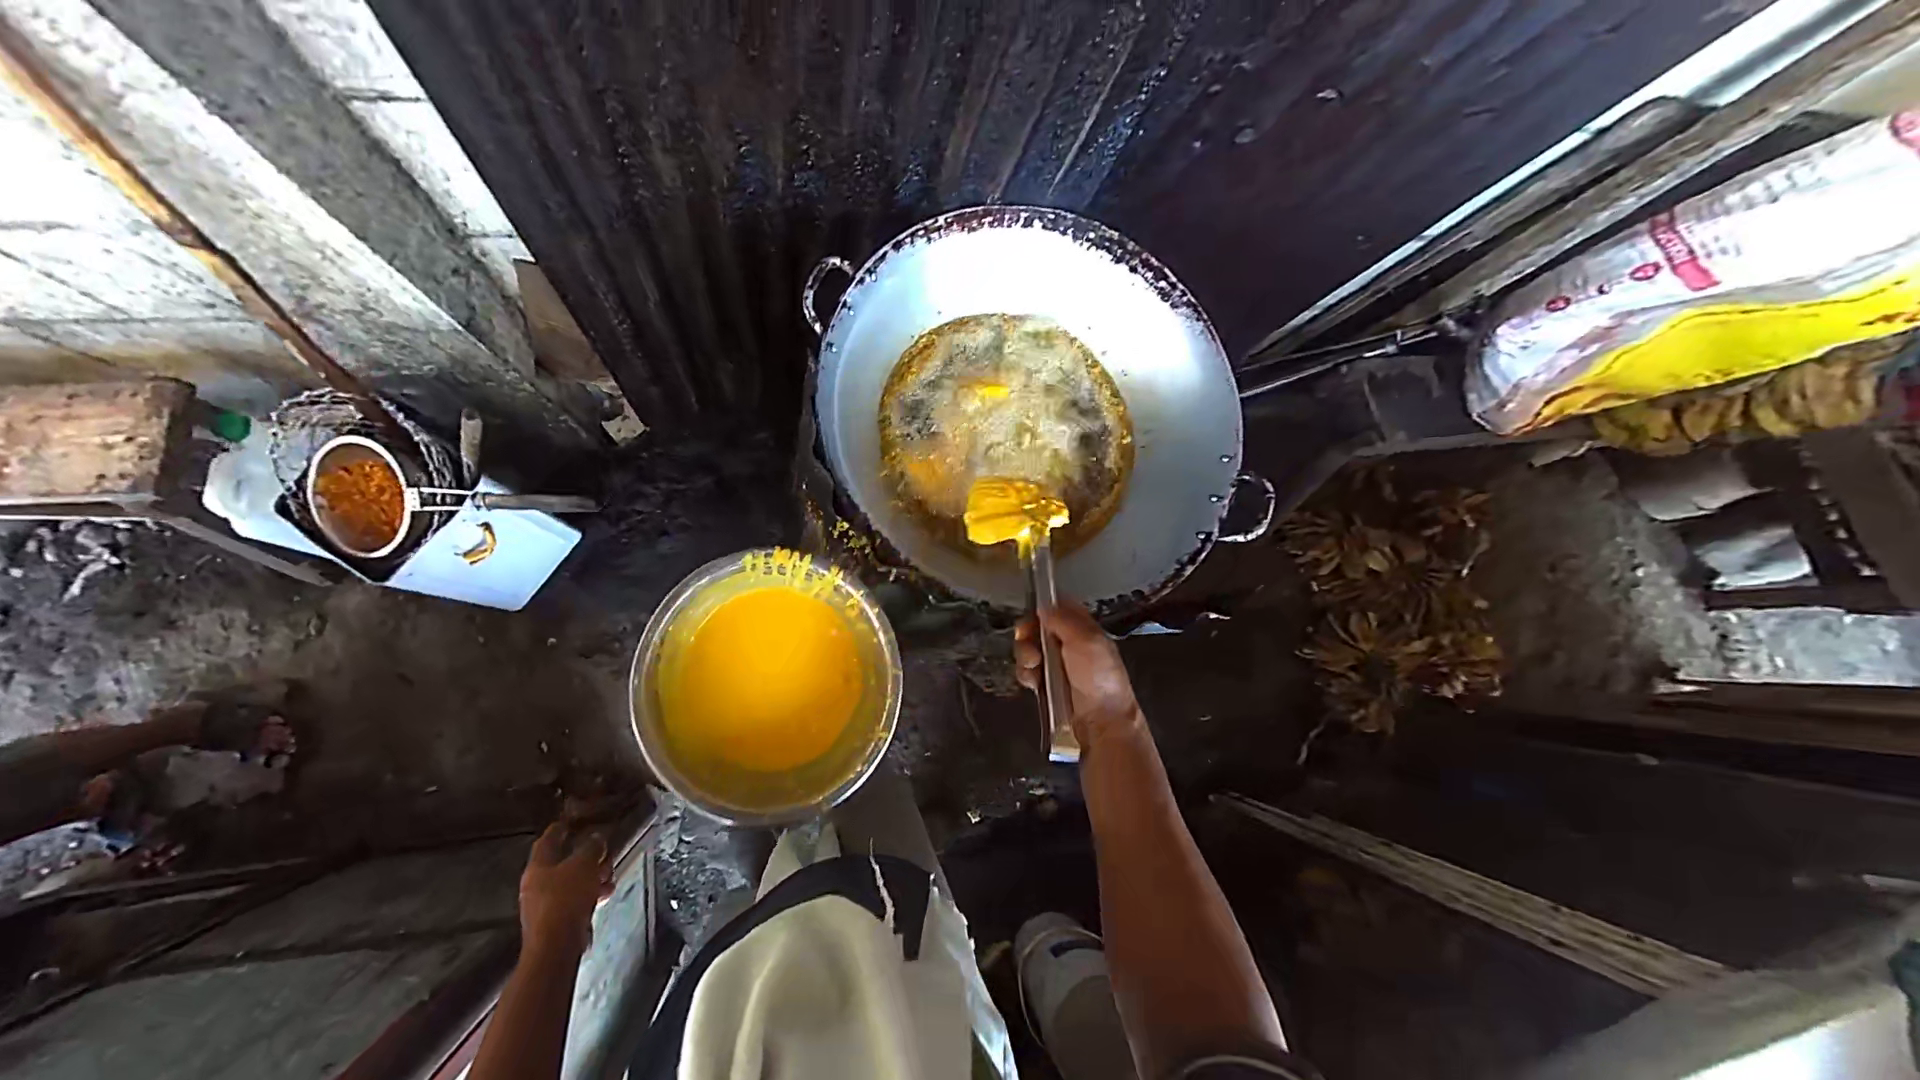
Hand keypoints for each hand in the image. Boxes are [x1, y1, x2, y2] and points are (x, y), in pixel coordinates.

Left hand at [519, 821, 607, 953]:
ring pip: (572, 881)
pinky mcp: (557, 920)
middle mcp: (537, 884)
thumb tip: (596, 837)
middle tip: (604, 850)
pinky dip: (591, 892)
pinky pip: (576, 898)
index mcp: (538, 867)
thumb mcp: (584, 865)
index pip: (547, 841)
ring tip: (610, 873)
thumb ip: (591, 847)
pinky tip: (606, 891)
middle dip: (586, 855)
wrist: (557, 946)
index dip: (560, 829)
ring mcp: (545, 904)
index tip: (571, 820)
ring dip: (592, 875)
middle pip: (563, 862)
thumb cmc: (566, 898)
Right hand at [1014, 600, 1143, 745]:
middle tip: (1032, 649)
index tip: (1032, 617)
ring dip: (1025, 657)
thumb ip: (1063, 619)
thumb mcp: (1086, 640)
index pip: (1056, 605)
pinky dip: (1026, 674)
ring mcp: (1055, 662)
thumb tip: (1044, 605)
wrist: (1102, 719)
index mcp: (1081, 625)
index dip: (1041, 607)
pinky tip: (1033, 682)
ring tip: (1034, 669)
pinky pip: (1026, 670)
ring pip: (1027, 647)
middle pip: (1035, 626)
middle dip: (1027, 635)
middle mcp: (1067, 641)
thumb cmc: (1098, 676)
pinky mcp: (1046, 682)